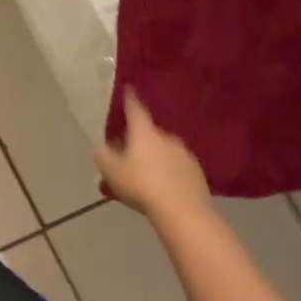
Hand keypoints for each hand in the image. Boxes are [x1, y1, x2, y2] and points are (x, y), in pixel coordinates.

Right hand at [96, 88, 213, 223]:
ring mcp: (185, 154)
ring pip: (164, 150)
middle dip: (139, 140)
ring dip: (155, 157)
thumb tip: (103, 146)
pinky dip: (169, 171)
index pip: (135, 110)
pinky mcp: (197, 172)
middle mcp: (167, 138)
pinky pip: (177, 166)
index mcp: (144, 133)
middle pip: (149, 133)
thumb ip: (103, 154)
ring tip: (146, 174)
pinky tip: (163, 186)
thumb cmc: (141, 185)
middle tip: (128, 154)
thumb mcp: (110, 170)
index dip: (130, 99)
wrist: (183, 212)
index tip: (128, 89)